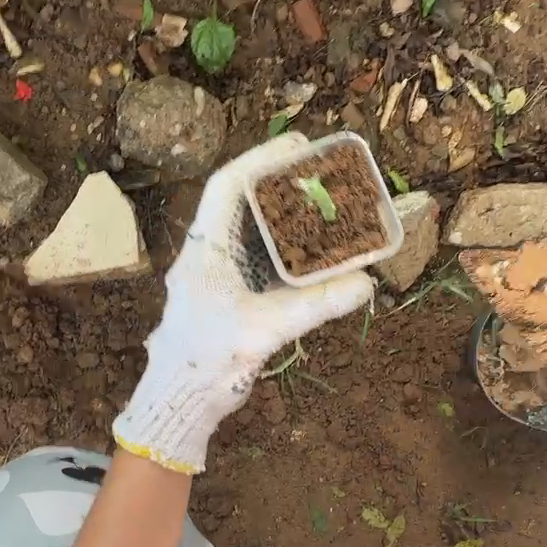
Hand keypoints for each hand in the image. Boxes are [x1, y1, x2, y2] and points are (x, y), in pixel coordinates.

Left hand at [113, 135, 373, 473]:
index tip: (296, 145)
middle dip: (278, 183)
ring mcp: (216, 276)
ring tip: (322, 204)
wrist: (180, 401)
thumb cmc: (207, 359)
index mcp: (203, 250)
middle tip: (320, 172)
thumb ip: (314, 305)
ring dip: (283, 217)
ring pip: (250, 232)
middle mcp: (207, 255)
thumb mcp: (264, 328)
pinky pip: (258, 260)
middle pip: (242, 203)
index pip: (227, 187)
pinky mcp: (227, 296)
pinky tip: (313, 252)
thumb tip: (365, 284)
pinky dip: (285, 250)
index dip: (260, 159)